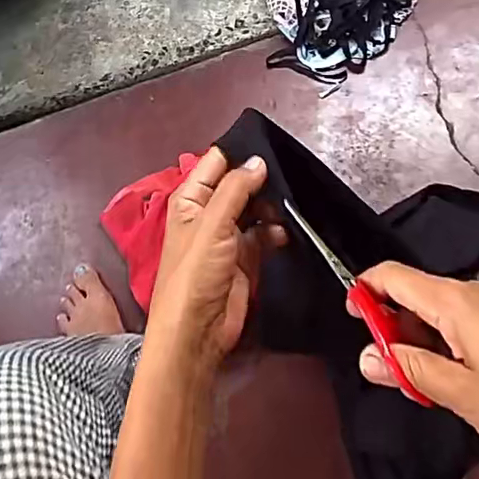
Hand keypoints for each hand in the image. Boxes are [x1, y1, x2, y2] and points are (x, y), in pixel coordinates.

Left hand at [147, 148, 285, 369]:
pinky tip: (283, 233)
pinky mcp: (245, 255)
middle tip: (287, 174)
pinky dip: (275, 230)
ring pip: (255, 206)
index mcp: (191, 198)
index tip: (270, 144)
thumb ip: (236, 188)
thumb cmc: (193, 275)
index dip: (240, 152)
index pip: (217, 161)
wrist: (196, 334)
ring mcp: (228, 234)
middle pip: (240, 183)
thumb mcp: (212, 224)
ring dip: (272, 205)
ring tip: (287, 206)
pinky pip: (264, 232)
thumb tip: (258, 160)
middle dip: (262, 178)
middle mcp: (208, 212)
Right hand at [352, 263, 478, 478]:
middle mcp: (473, 294)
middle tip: (383, 369)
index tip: (347, 317)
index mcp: (455, 300)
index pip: (394, 275)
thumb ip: (411, 369)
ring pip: (437, 312)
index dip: (364, 289)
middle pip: (415, 292)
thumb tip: (368, 355)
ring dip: (416, 339)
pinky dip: (442, 346)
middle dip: (390, 323)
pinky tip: (447, 381)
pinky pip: (461, 325)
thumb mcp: (463, 395)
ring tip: (415, 383)